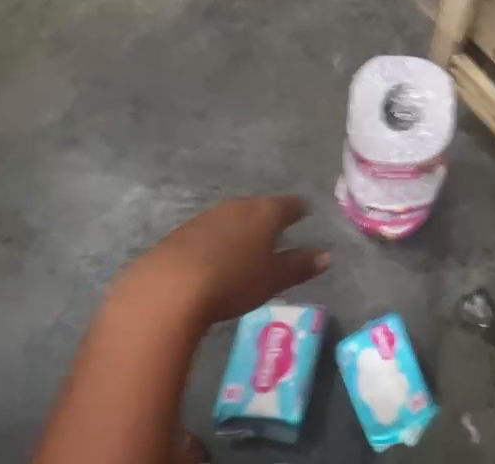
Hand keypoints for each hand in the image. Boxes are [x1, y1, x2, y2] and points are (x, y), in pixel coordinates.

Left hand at [122, 195, 328, 324]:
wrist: (166, 289)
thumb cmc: (232, 281)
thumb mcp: (273, 278)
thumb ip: (301, 265)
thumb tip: (327, 255)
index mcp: (266, 211)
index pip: (290, 204)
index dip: (299, 211)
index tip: (304, 217)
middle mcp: (238, 206)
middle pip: (260, 207)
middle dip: (268, 219)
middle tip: (276, 234)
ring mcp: (206, 217)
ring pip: (232, 218)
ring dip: (240, 230)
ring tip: (245, 248)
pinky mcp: (180, 234)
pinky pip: (208, 233)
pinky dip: (216, 242)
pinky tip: (213, 260)